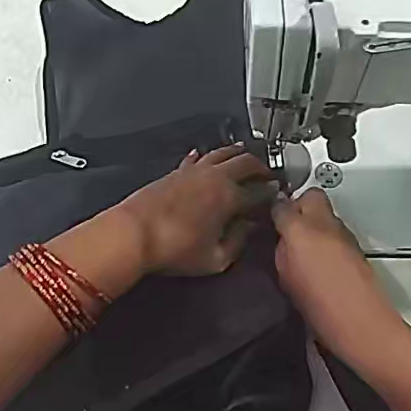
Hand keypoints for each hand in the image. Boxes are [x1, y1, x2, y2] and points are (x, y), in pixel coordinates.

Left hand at [109, 145, 276, 277]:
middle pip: (246, 162)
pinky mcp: (176, 171)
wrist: (133, 233)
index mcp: (230, 197)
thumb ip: (238, 242)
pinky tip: (207, 156)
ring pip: (223, 152)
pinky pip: (198, 157)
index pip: (260, 191)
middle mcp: (215, 177)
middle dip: (261, 168)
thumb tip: (248, 229)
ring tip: (247, 158)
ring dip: (239, 154)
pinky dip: (208, 156)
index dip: (272, 194)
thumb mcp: (215, 259)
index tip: (277, 197)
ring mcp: (195, 170)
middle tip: (268, 175)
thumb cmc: (174, 249)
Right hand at [272, 189, 407, 361]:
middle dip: (299, 206)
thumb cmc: (322, 309)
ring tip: (305, 247)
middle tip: (289, 227)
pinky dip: (327, 237)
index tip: (271, 219)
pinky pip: (336, 231)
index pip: (283, 205)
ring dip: (315, 222)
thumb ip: (281, 250)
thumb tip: (281, 239)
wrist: (364, 328)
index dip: (275, 210)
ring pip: (326, 213)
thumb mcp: (287, 280)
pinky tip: (321, 260)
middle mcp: (327, 226)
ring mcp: (345, 236)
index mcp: (302, 231)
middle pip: (311, 196)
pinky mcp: (358, 248)